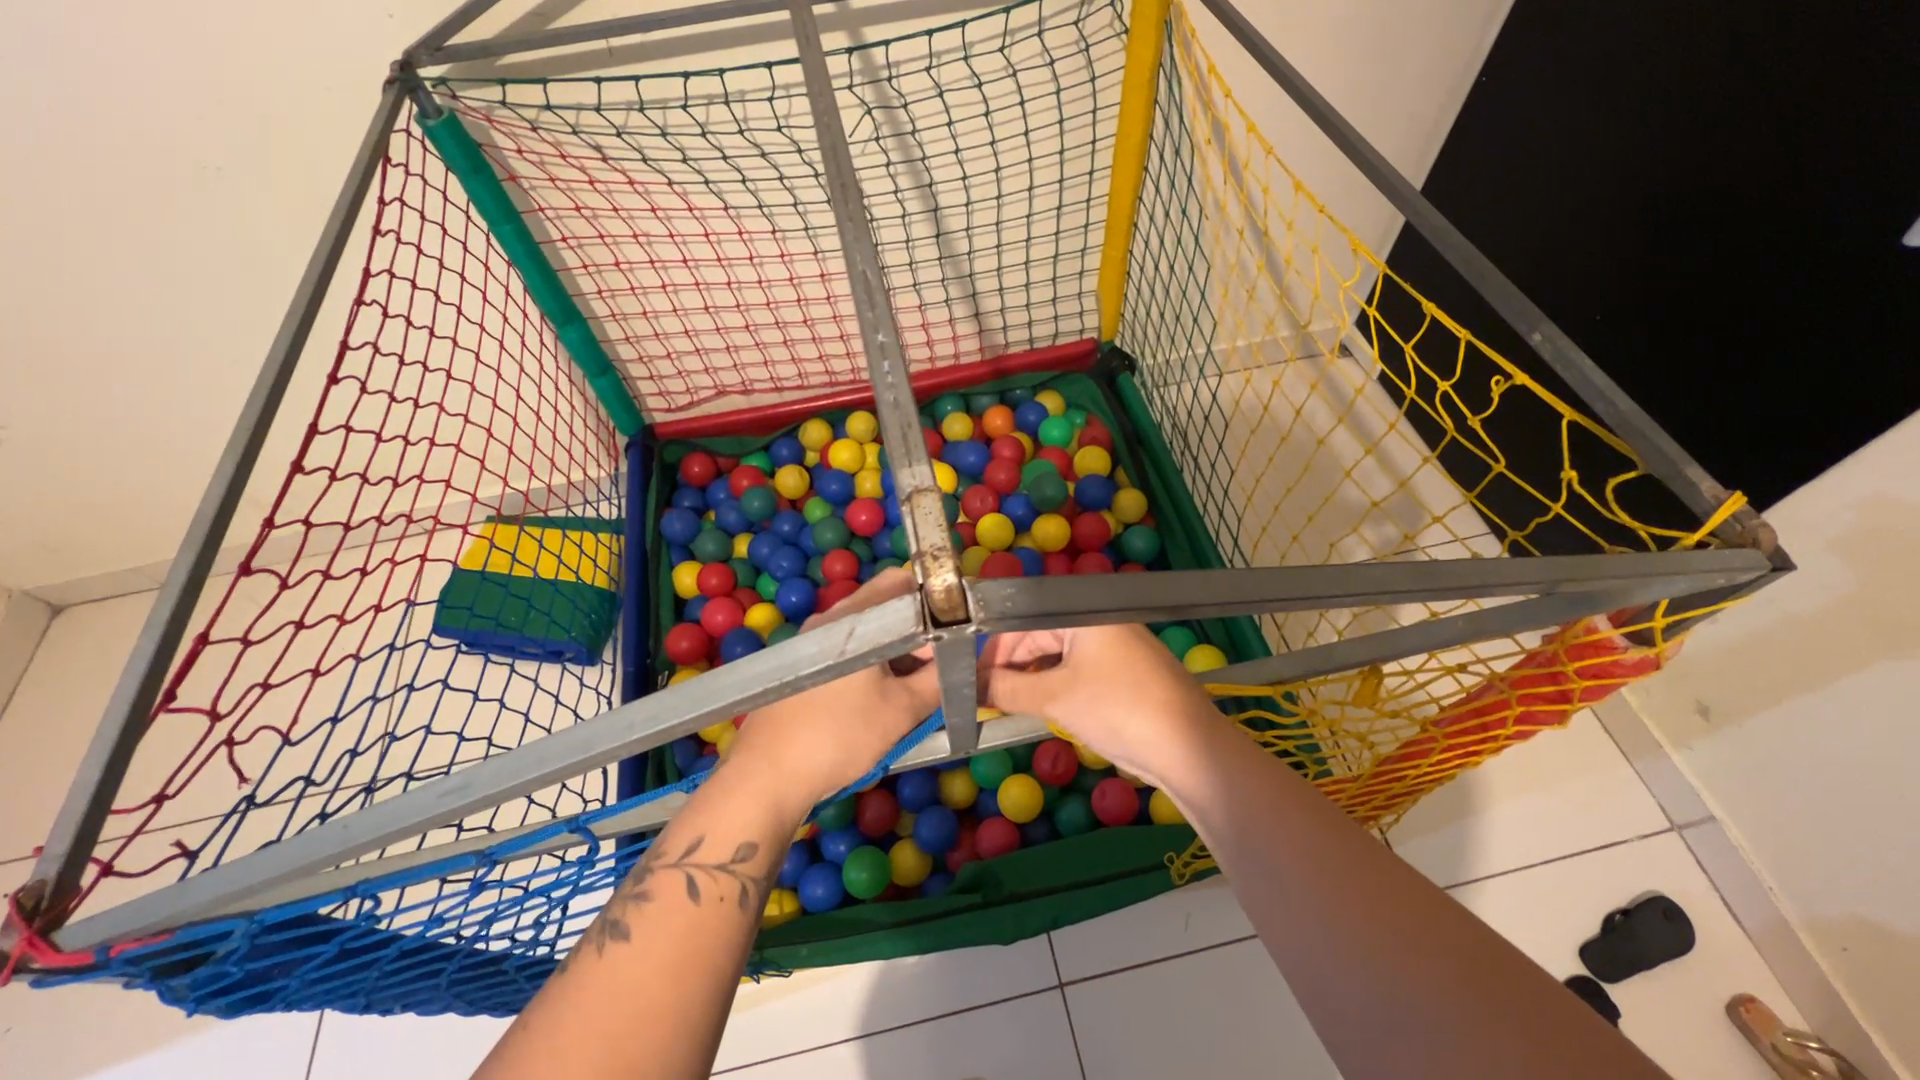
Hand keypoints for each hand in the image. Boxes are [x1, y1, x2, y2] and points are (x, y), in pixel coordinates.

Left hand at [726, 568, 940, 812]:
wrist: (767, 776)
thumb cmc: (839, 735)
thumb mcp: (902, 710)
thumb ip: (941, 679)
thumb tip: (964, 660)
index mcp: (853, 617)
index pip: (903, 582)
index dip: (936, 601)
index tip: (955, 633)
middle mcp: (829, 620)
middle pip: (885, 609)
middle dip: (919, 636)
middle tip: (936, 672)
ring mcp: (811, 643)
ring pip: (868, 635)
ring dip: (896, 657)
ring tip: (911, 694)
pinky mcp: (801, 668)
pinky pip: (847, 655)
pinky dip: (871, 670)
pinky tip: (879, 703)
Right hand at [979, 624, 1223, 789]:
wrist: (1189, 748)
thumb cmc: (1118, 709)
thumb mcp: (1054, 698)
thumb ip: (1006, 688)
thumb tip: (970, 686)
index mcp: (1082, 612)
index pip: (1021, 619)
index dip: (992, 648)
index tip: (967, 676)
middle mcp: (1099, 619)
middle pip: (1039, 635)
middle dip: (1009, 665)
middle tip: (981, 695)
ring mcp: (1115, 645)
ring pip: (1058, 655)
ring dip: (1030, 679)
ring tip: (1004, 704)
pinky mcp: (1124, 672)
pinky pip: (1078, 671)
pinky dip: (1055, 687)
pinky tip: (1039, 707)